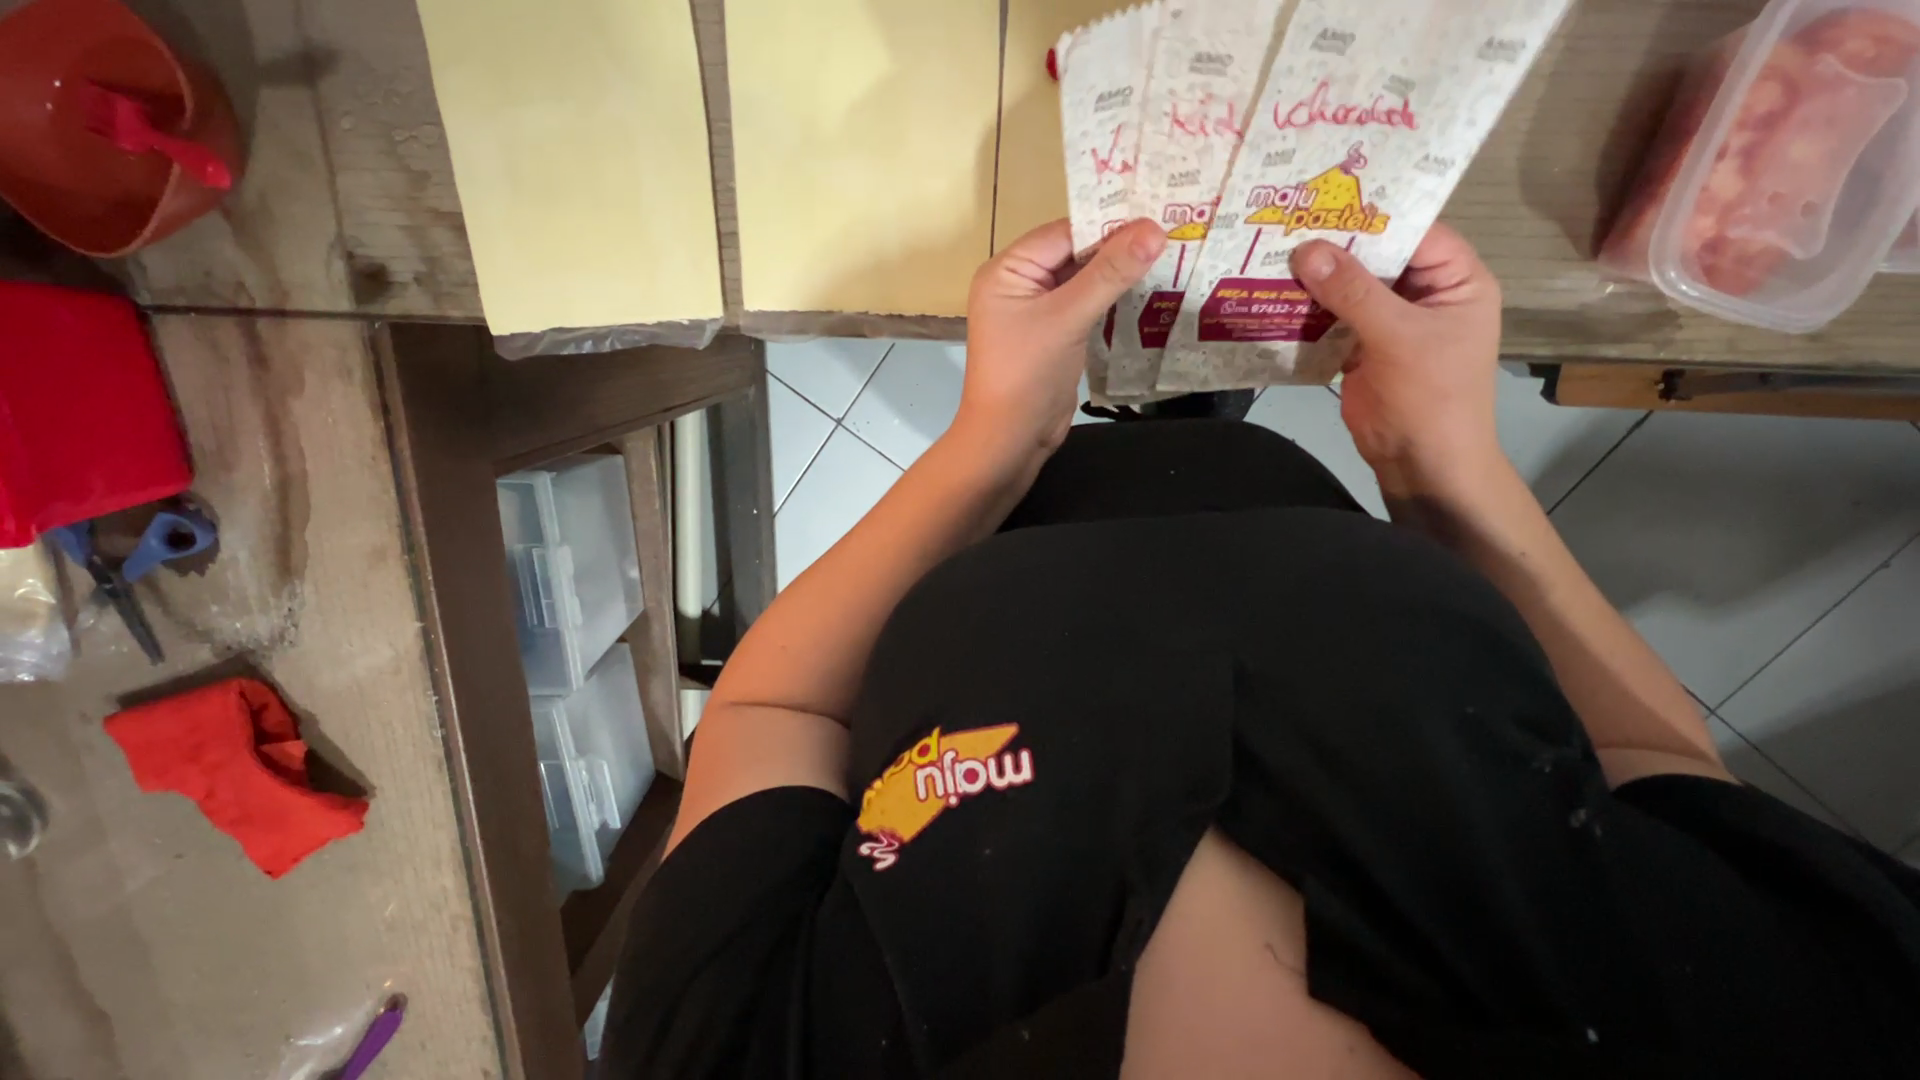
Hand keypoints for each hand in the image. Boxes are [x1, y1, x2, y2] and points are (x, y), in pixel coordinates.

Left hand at [955, 218, 1166, 462]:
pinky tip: (1150, 292)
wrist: (1010, 440)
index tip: (1159, 215)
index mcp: (1008, 270)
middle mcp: (1019, 285)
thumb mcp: (1068, 318)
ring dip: (1120, 275)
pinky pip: (1086, 307)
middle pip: (1075, 253)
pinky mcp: (1055, 337)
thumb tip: (1154, 229)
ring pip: (1084, 281)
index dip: (1110, 223)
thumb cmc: (1028, 374)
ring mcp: (1037, 312)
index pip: (1065, 232)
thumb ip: (1110, 273)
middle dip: (1119, 247)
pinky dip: (1113, 301)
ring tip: (1171, 257)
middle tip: (1173, 232)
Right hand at [1289, 225, 1505, 493]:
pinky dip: (1305, 311)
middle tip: (1284, 222)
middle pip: (1374, 258)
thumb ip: (1353, 292)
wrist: (1420, 462)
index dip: (1371, 216)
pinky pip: (1330, 319)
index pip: (1413, 232)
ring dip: (1313, 279)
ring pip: (1347, 288)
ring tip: (1267, 253)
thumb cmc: (1430, 396)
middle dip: (1333, 246)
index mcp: (1455, 280)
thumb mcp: (1398, 337)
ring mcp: (1389, 322)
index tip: (1322, 199)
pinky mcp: (1360, 348)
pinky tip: (1271, 296)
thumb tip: (1307, 250)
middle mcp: (1423, 294)